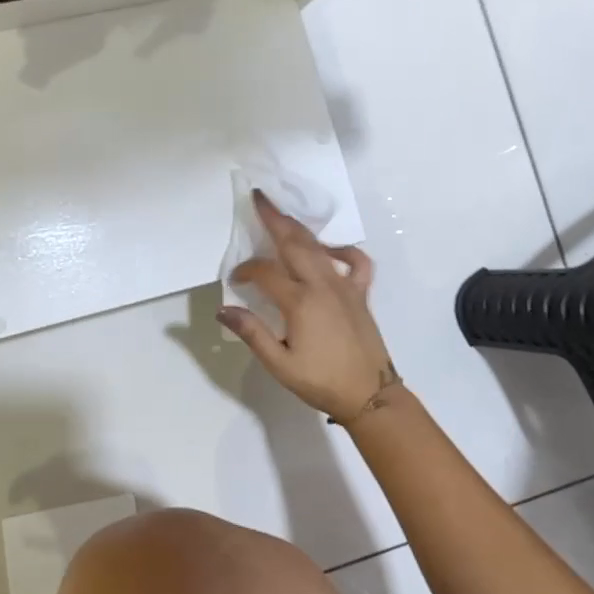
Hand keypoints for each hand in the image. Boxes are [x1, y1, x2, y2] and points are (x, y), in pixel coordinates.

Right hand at [218, 190, 399, 423]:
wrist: (369, 395)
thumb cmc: (321, 381)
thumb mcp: (279, 364)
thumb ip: (252, 333)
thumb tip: (223, 308)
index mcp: (300, 302)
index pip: (265, 272)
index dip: (246, 271)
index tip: (235, 280)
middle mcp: (323, 285)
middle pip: (294, 242)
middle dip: (274, 218)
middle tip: (258, 198)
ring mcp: (345, 286)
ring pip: (319, 246)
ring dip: (299, 228)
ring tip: (282, 215)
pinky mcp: (360, 293)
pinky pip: (356, 261)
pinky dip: (342, 249)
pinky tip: (329, 249)